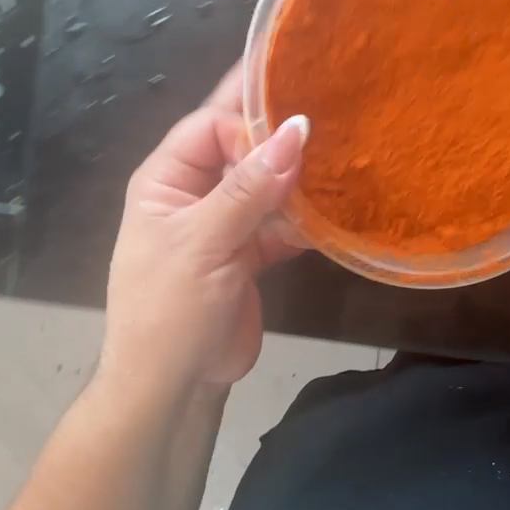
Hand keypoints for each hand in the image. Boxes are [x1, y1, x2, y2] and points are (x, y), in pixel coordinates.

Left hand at [101, 62, 309, 390]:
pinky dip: (303, 224)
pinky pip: (280, 227)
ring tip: (343, 170)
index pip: (210, 126)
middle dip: (280, 144)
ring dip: (298, 186)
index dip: (249, 126)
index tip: (292, 142)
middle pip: (241, 152)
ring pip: (267, 190)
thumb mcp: (203, 242)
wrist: (173, 384)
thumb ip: (249, 188)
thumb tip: (296, 130)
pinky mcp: (249, 257)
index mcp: (166, 180)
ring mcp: (225, 227)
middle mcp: (195, 196)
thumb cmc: (169, 309)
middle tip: (333, 126)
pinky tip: (332, 218)